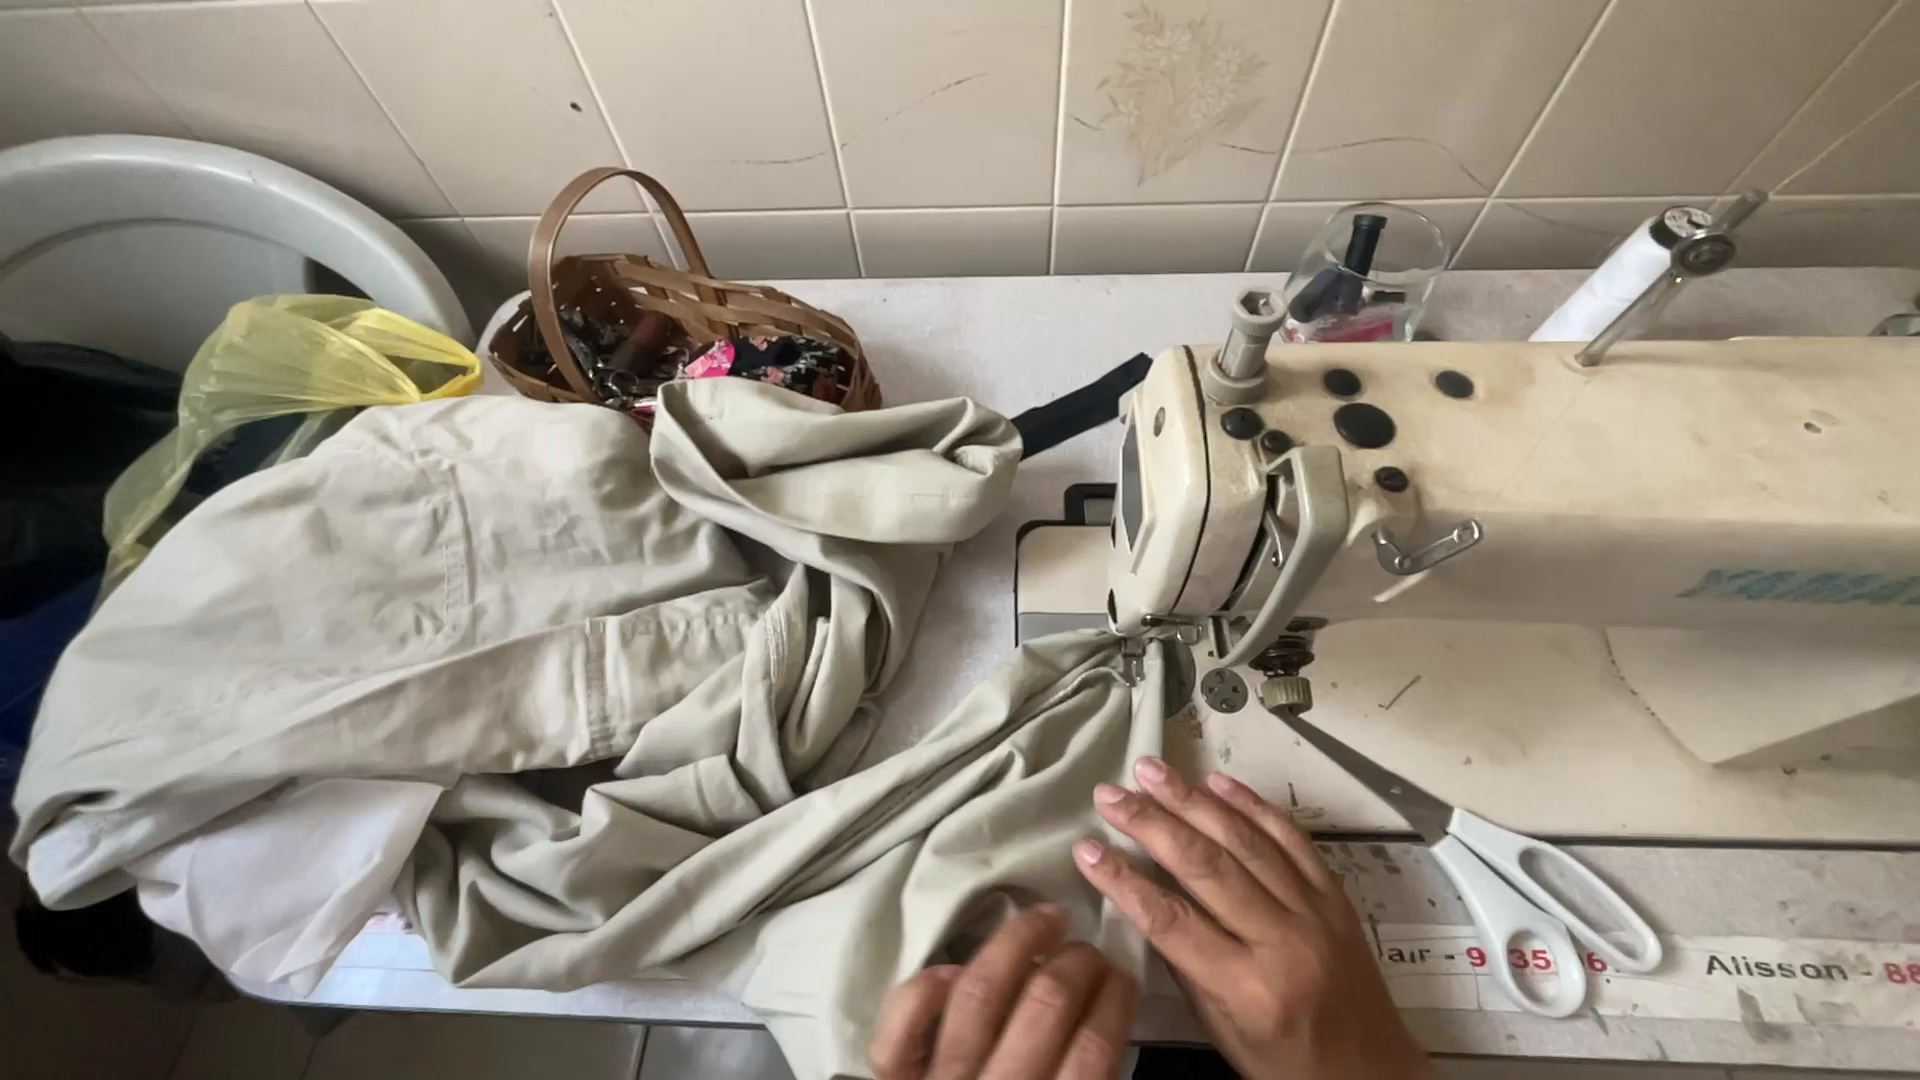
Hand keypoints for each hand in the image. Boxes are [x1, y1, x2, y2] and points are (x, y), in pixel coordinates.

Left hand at [869, 904, 1139, 1079]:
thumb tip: (1105, 1021)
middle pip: (1045, 1005)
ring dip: (1021, 943)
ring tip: (1048, 920)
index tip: (1124, 974)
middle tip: (1091, 949)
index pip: (1092, 1049)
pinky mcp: (893, 1078)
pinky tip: (956, 968)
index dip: (1115, 999)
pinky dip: (927, 988)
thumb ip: (1085, 1078)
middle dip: (1078, 962)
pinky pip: (904, 1024)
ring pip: (980, 992)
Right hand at [1073, 757, 1427, 1079]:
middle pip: (1205, 866)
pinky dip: (1252, 804)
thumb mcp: (1223, 1030)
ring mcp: (1314, 912)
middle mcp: (1283, 941)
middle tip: (1110, 794)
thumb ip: (1185, 961)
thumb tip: (1143, 896)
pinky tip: (1217, 781)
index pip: (1170, 920)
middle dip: (1150, 822)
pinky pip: (1291, 838)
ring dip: (1191, 799)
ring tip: (1151, 770)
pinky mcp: (1335, 896)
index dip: (1123, 880)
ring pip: (1244, 840)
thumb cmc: (1287, 1065)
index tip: (1086, 848)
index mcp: (1249, 989)